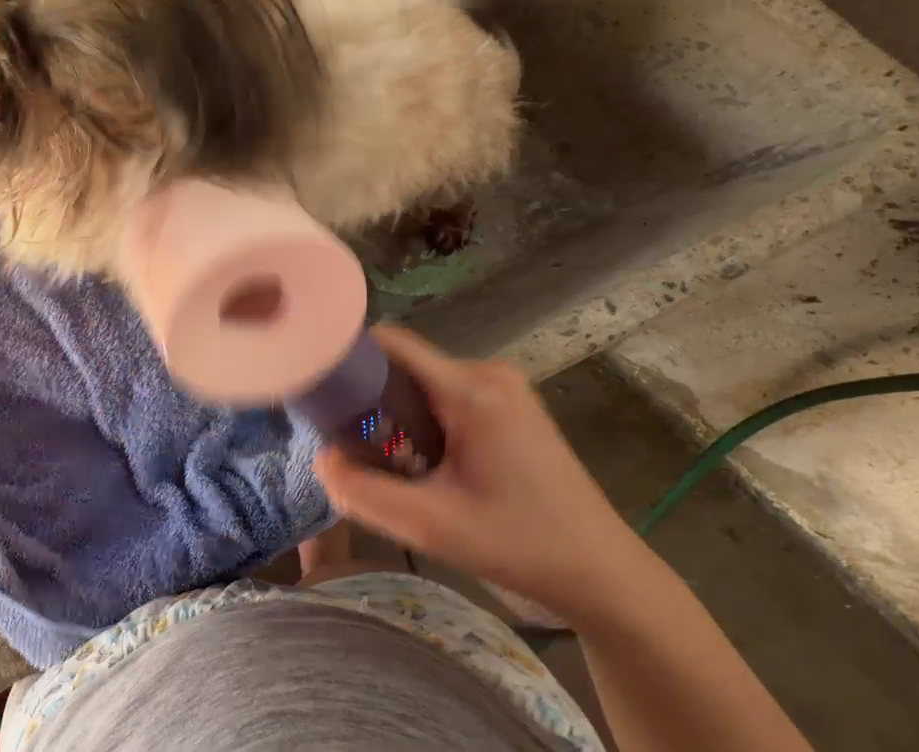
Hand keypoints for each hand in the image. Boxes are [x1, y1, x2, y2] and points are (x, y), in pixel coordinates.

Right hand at [313, 326, 652, 620]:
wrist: (604, 577)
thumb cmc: (521, 545)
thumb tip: (321, 457)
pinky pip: (440, 397)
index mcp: (471, 389)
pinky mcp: (507, 409)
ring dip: (391, 416)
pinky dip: (416, 423)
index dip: (345, 357)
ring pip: (416, 384)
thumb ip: (361, 491)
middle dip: (366, 399)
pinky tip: (417, 465)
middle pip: (399, 364)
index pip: (387, 342)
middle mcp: (487, 374)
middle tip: (349, 444)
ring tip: (383, 461)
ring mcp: (502, 390)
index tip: (314, 388)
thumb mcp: (429, 525)